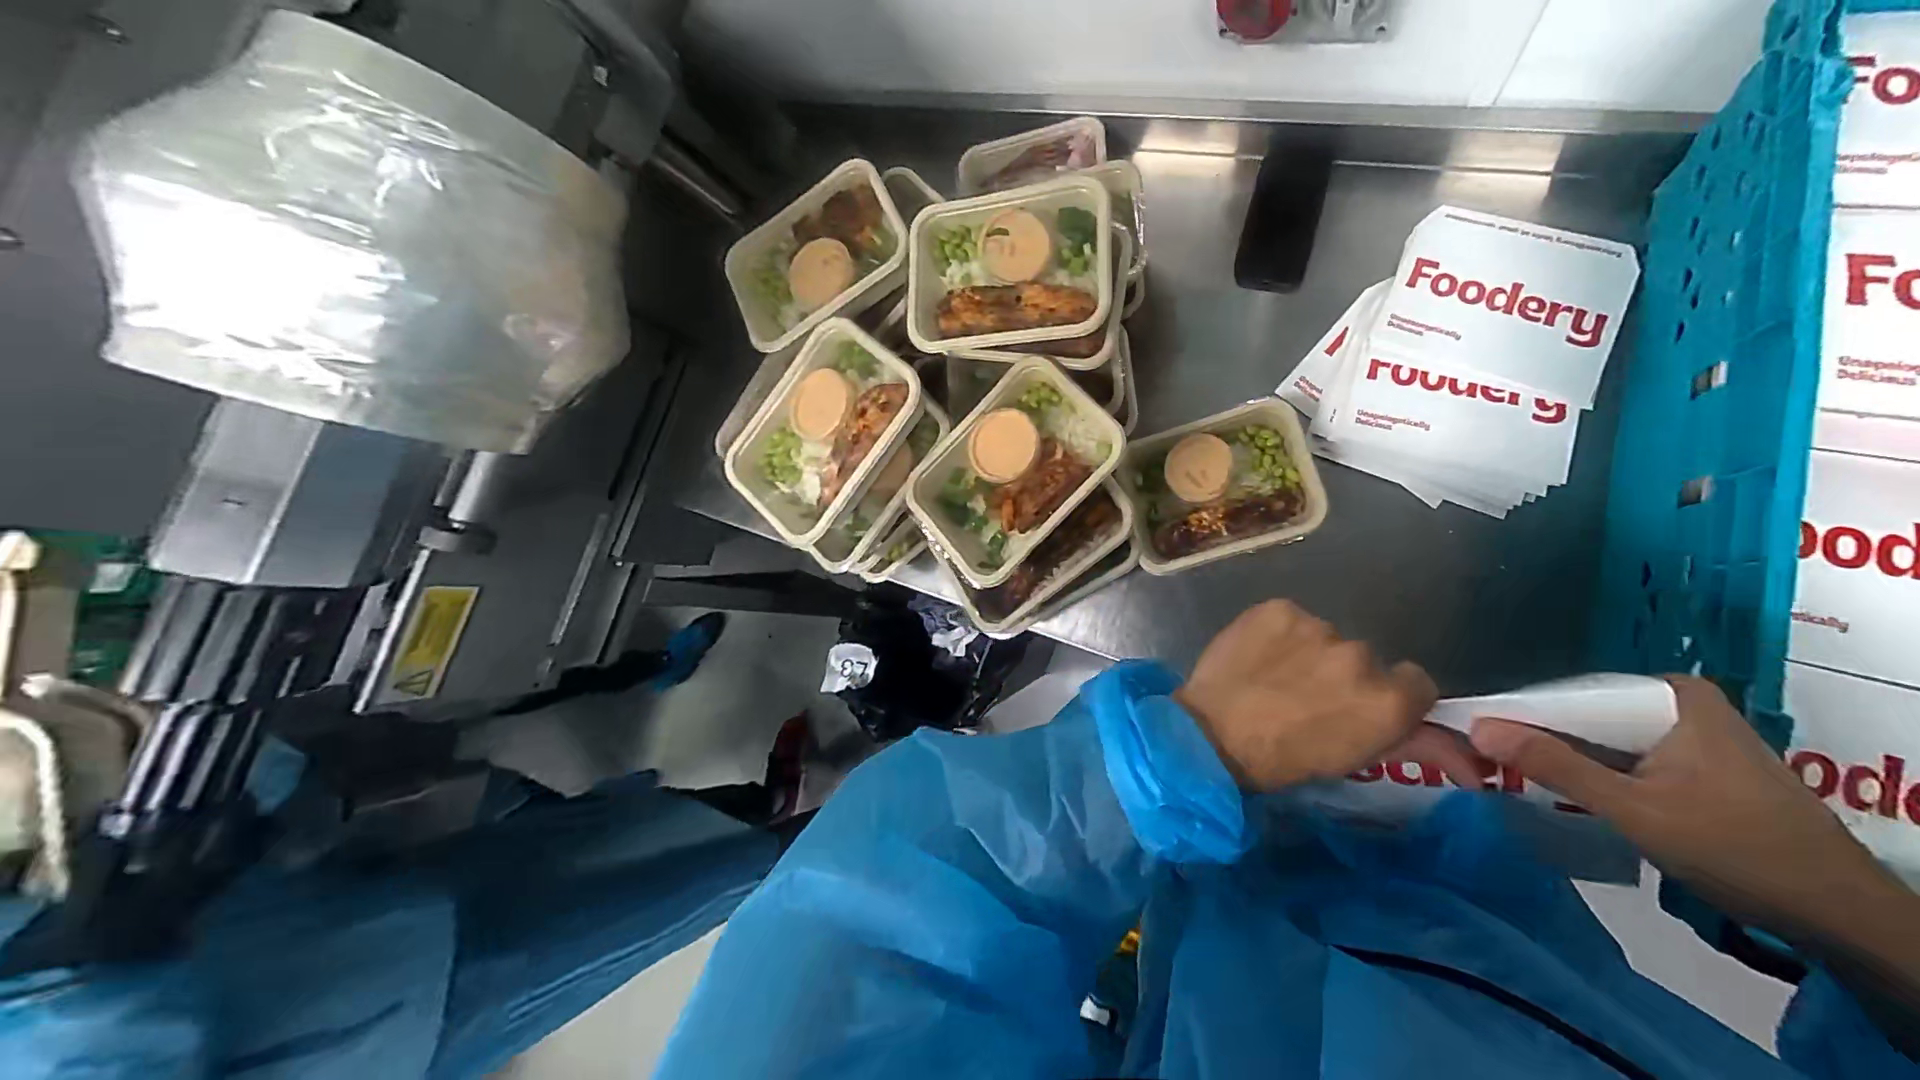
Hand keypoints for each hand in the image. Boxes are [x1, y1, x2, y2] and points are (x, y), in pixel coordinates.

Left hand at [1173, 600, 1484, 792]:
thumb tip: (1474, 760)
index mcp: (1390, 699)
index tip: (1357, 706)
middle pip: (1365, 657)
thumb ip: (1416, 745)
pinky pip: (1289, 618)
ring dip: (1308, 651)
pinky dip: (1276, 633)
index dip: (1387, 694)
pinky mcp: (1277, 608)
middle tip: (1305, 697)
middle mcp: (1362, 655)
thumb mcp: (1354, 759)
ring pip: (1324, 636)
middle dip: (1342, 674)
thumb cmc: (1283, 759)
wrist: (1210, 735)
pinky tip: (1256, 655)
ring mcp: (1317, 626)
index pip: (1416, 681)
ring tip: (1273, 676)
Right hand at [1470, 675, 1916, 945]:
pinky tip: (1566, 787)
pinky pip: (1622, 753)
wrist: (1836, 912)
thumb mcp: (1633, 808)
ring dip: (1564, 756)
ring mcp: (1690, 732)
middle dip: (1541, 736)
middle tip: (1488, 759)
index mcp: (1672, 695)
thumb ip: (1554, 764)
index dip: (1522, 715)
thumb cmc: (1735, 849)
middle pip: (1585, 712)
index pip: (1570, 692)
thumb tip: (1476, 729)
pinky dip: (1593, 769)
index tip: (1477, 736)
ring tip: (1515, 773)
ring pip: (1601, 735)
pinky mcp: (1693, 761)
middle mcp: (1679, 702)